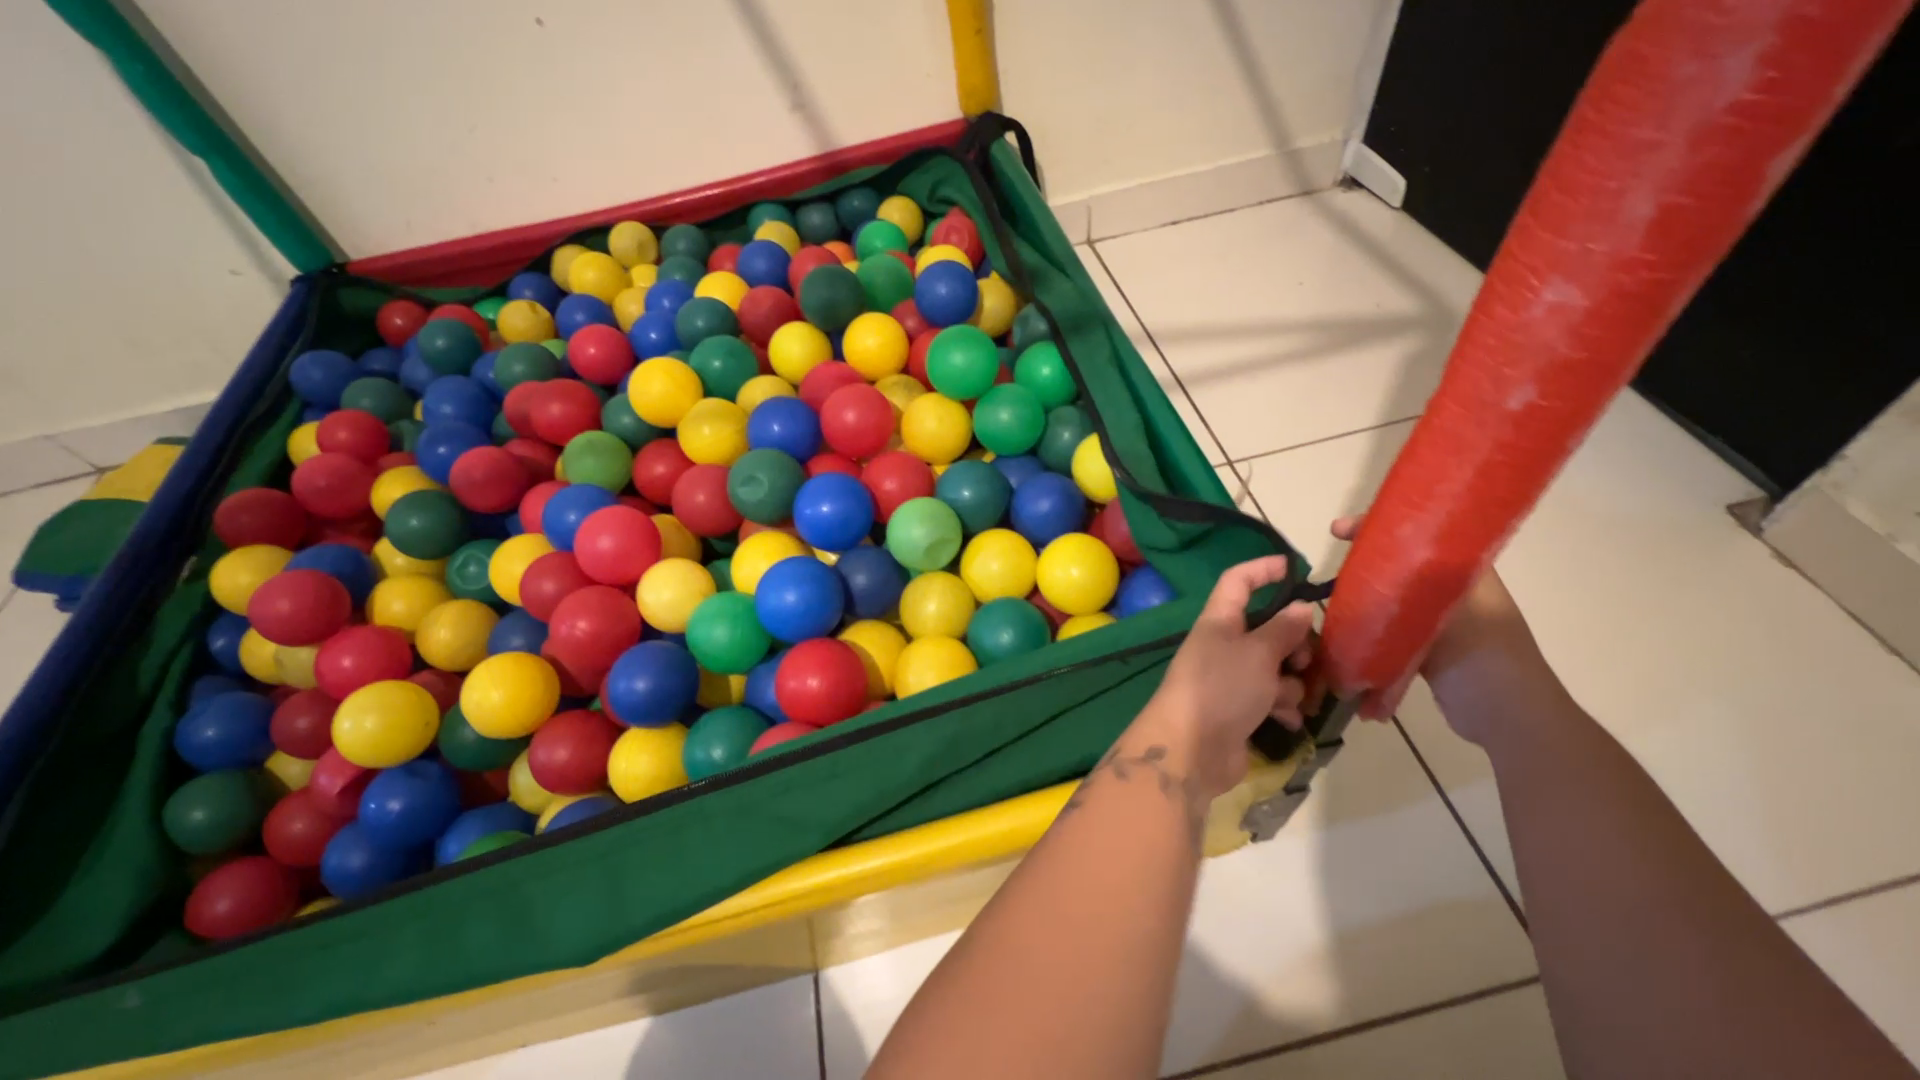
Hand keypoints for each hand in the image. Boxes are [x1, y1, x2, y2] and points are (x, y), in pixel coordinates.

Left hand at [1133, 556, 1315, 801]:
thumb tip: (1300, 609)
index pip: (1237, 582)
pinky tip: (1290, 720)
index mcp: (1220, 621)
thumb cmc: (1222, 689)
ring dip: (1291, 682)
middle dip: (1295, 643)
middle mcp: (1223, 646)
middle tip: (1307, 659)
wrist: (1191, 751)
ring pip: (1274, 668)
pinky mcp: (1238, 711)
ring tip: (1293, 698)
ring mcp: (1230, 680)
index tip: (1293, 568)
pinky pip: (1270, 699)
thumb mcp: (1258, 652)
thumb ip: (1283, 630)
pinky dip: (1283, 707)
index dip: (1262, 570)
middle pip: (1267, 629)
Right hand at [1329, 516, 1554, 743]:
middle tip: (1329, 571)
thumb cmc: (1488, 660)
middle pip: (1399, 570)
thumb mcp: (1451, 617)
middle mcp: (1450, 594)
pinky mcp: (1428, 655)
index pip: (1418, 537)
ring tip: (1331, 608)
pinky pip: (1390, 639)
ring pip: (1391, 605)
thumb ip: (1410, 598)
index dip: (1379, 528)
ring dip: (1363, 608)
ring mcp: (1439, 626)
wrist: (1511, 720)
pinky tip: (1345, 648)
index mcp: (1464, 574)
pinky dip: (1370, 642)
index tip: (1339, 532)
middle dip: (1364, 569)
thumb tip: (1361, 588)